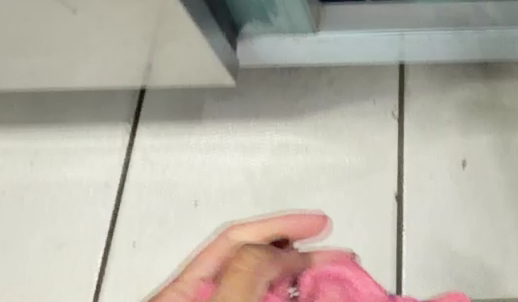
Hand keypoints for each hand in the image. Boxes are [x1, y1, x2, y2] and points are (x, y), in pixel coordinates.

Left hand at [148, 212, 349, 301]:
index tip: (321, 222)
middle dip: (297, 254)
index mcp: (179, 291)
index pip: (235, 238)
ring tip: (333, 277)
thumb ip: (246, 271)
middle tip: (338, 253)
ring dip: (298, 279)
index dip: (281, 223)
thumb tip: (278, 248)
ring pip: (263, 292)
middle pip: (251, 264)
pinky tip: (310, 296)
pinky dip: (290, 299)